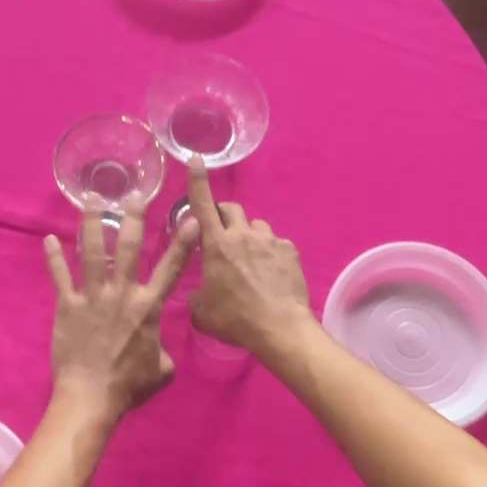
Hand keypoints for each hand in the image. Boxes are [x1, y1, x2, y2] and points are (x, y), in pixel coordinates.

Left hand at [43, 202, 198, 422]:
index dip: (183, 243)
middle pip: (129, 247)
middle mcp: (121, 293)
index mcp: (148, 307)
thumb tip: (160, 347)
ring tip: (92, 200)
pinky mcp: (67, 306)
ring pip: (93, 252)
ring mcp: (92, 297)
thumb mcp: (163, 370)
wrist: (91, 396)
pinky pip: (60, 276)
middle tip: (134, 194)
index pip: (170, 268)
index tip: (191, 219)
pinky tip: (49, 240)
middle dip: (133, 218)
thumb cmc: (130, 386)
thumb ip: (164, 350)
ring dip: (92, 224)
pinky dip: (54, 258)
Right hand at [184, 157, 312, 358]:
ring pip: (256, 226)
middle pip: (231, 209)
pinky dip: (270, 252)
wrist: (280, 328)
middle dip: (222, 214)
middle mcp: (243, 235)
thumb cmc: (236, 320)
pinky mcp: (290, 251)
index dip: (197, 180)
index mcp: (216, 245)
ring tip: (250, 259)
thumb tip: (198, 294)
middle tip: (220, 233)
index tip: (196, 158)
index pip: (202, 204)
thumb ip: (196, 296)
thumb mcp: (203, 314)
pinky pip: (276, 243)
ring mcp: (269, 240)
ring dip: (249, 236)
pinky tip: (271, 273)